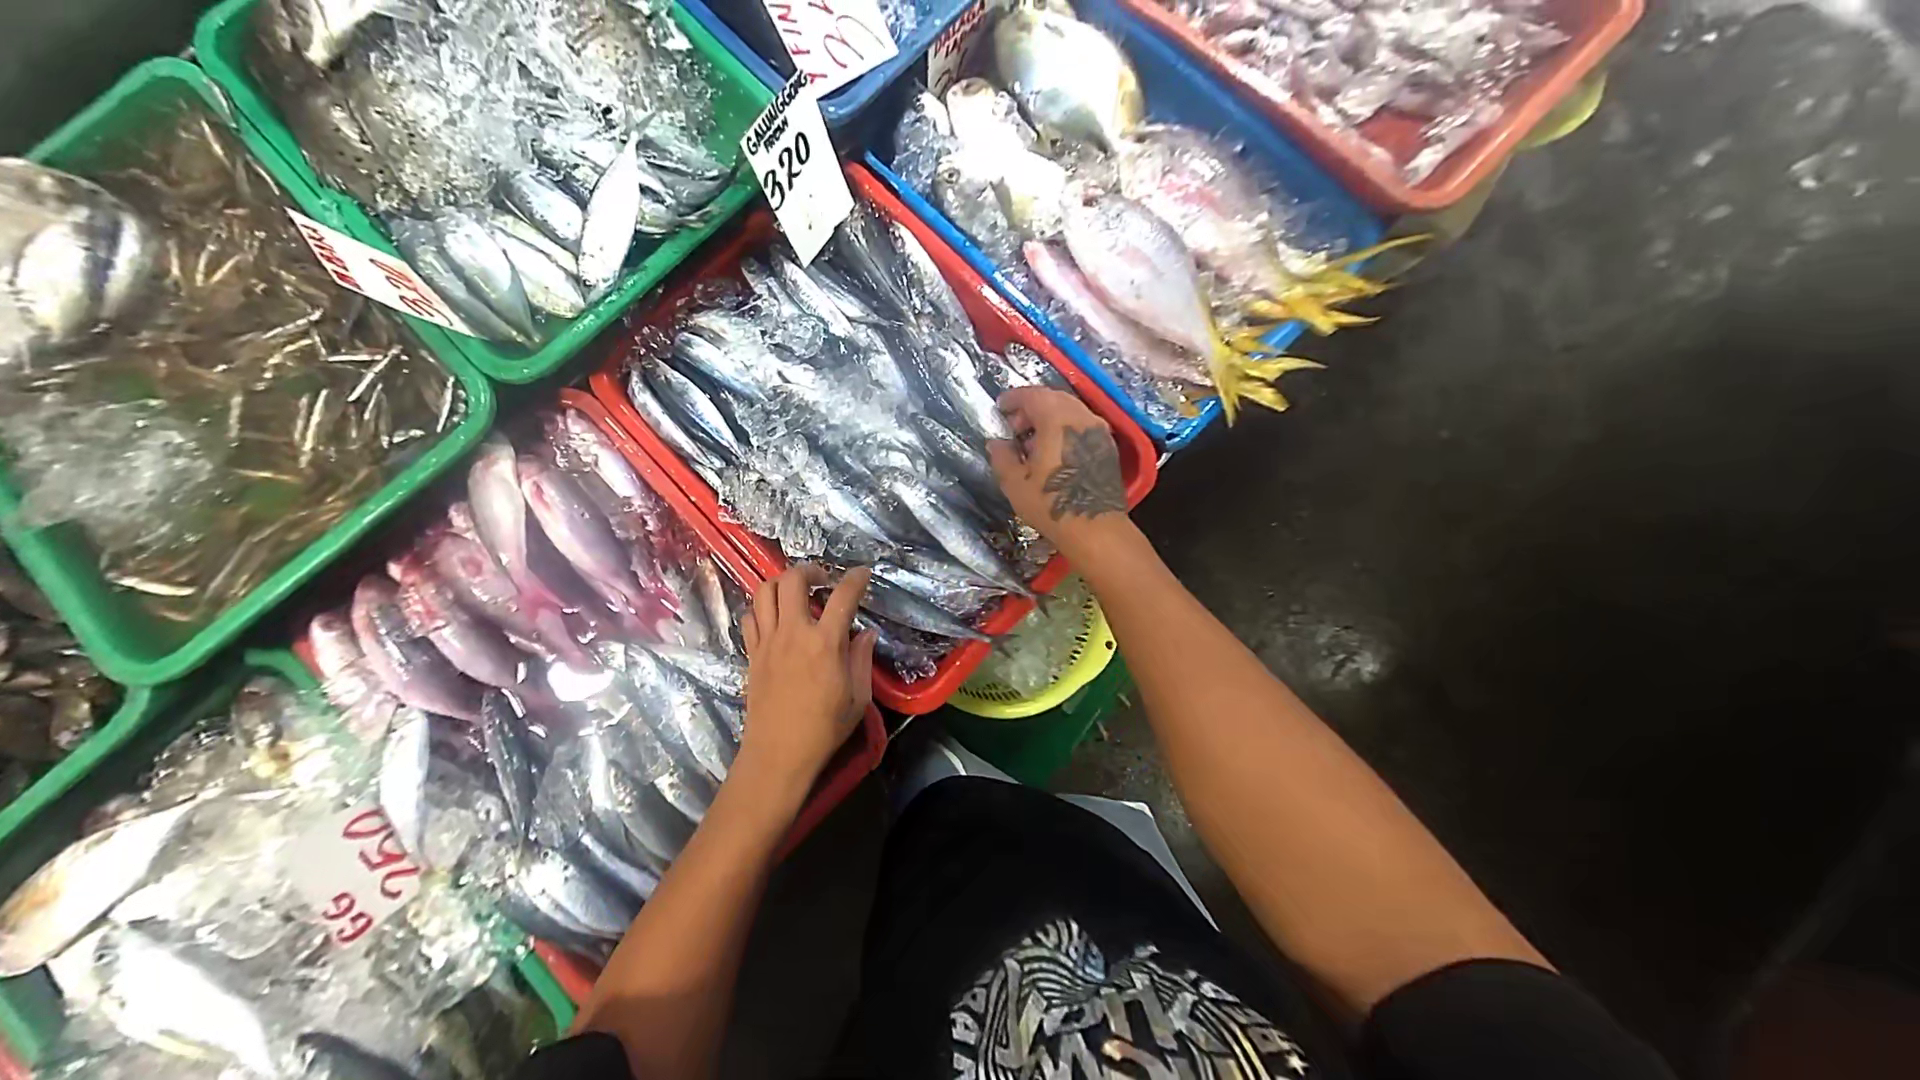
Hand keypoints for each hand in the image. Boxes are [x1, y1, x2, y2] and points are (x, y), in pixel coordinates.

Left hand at [738, 564, 874, 795]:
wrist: (778, 753)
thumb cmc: (824, 728)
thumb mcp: (858, 697)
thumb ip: (862, 659)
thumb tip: (867, 634)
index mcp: (825, 643)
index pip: (843, 597)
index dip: (855, 579)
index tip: (863, 573)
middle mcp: (793, 633)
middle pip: (793, 580)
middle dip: (810, 570)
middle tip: (823, 580)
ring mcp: (768, 641)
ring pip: (765, 591)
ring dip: (782, 582)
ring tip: (797, 591)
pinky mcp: (752, 653)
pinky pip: (751, 616)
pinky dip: (763, 607)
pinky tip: (777, 617)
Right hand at [988, 388, 1142, 571]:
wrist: (1094, 528)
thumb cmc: (1051, 504)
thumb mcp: (1015, 483)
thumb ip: (1002, 457)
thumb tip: (997, 443)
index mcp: (1057, 419)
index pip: (1033, 395)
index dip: (1013, 398)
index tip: (1001, 407)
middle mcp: (1082, 417)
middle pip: (1054, 399)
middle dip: (1031, 407)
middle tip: (1014, 426)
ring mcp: (1099, 431)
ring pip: (1070, 411)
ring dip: (1049, 418)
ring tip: (1032, 443)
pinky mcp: (1108, 447)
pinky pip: (1082, 425)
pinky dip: (1065, 429)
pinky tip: (1054, 452)